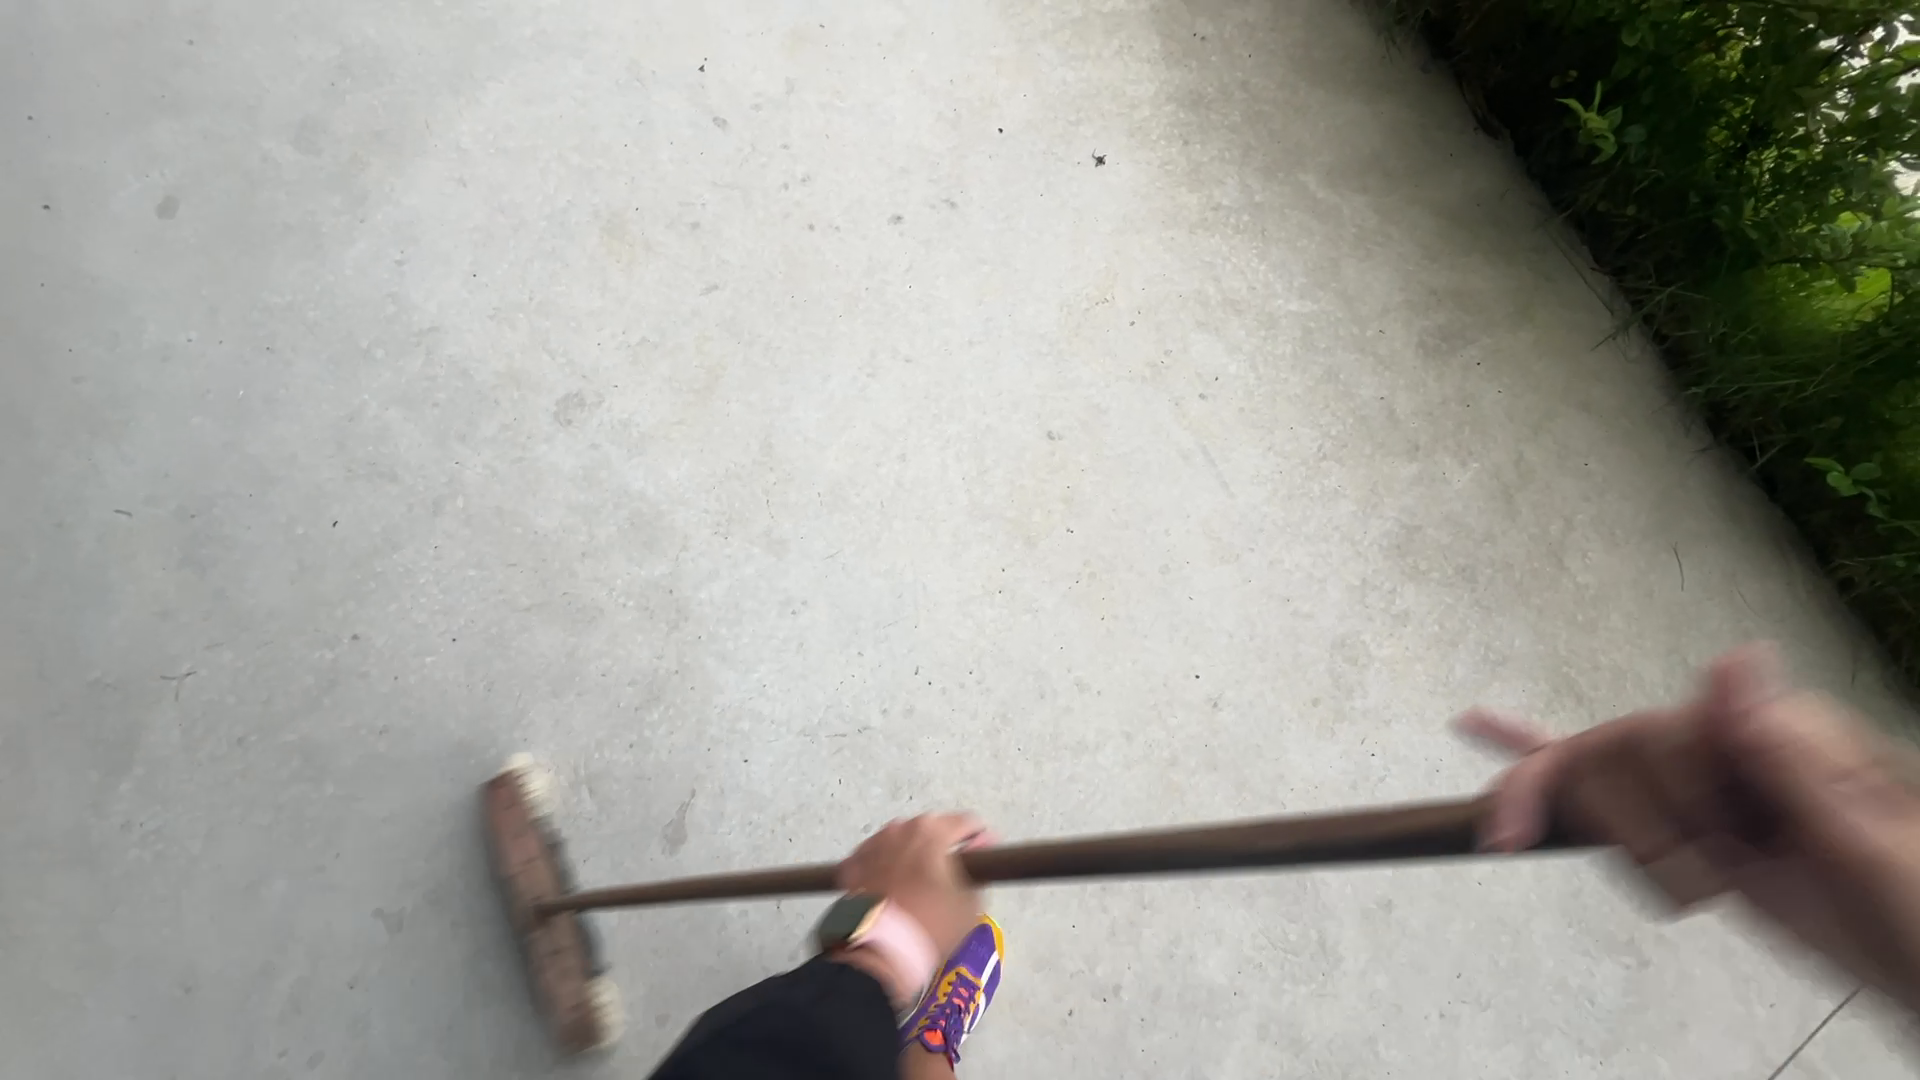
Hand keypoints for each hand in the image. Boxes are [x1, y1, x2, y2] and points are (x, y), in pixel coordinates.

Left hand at [837, 812, 990, 958]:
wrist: (879, 953)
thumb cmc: (931, 925)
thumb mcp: (970, 902)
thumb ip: (979, 869)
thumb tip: (980, 849)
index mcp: (934, 830)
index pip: (968, 822)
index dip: (980, 839)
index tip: (984, 860)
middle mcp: (902, 827)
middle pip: (932, 828)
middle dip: (944, 845)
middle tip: (950, 875)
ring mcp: (873, 843)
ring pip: (901, 840)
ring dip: (912, 853)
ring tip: (917, 883)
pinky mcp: (852, 863)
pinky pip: (876, 858)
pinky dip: (885, 867)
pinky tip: (890, 888)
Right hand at [1459, 643, 1919, 1011]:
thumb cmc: (1919, 923)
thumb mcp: (1872, 850)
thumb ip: (1792, 754)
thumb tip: (1735, 656)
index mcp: (1775, 729)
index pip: (1668, 733)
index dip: (1684, 799)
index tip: (1733, 851)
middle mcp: (1717, 735)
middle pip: (1612, 751)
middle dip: (1652, 831)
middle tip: (1723, 876)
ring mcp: (1682, 770)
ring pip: (1581, 774)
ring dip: (1624, 845)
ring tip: (1692, 889)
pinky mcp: (1656, 807)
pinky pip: (1569, 764)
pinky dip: (1519, 746)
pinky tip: (1466, 723)